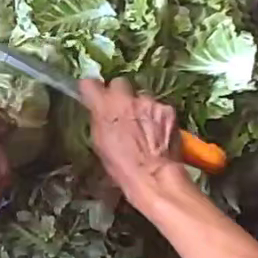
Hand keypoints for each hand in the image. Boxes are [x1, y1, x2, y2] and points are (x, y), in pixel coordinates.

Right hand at [80, 79, 183, 204]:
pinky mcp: (168, 109)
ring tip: (144, 126)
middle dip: (119, 94)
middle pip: (119, 83)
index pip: (89, 84)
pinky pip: (159, 107)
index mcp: (104, 107)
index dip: (92, 90)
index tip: (94, 96)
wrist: (153, 174)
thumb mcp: (99, 143)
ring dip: (140, 107)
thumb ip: (98, 119)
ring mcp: (149, 102)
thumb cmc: (120, 166)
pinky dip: (158, 117)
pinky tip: (159, 132)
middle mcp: (126, 98)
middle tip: (122, 110)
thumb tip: (98, 111)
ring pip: (142, 96)